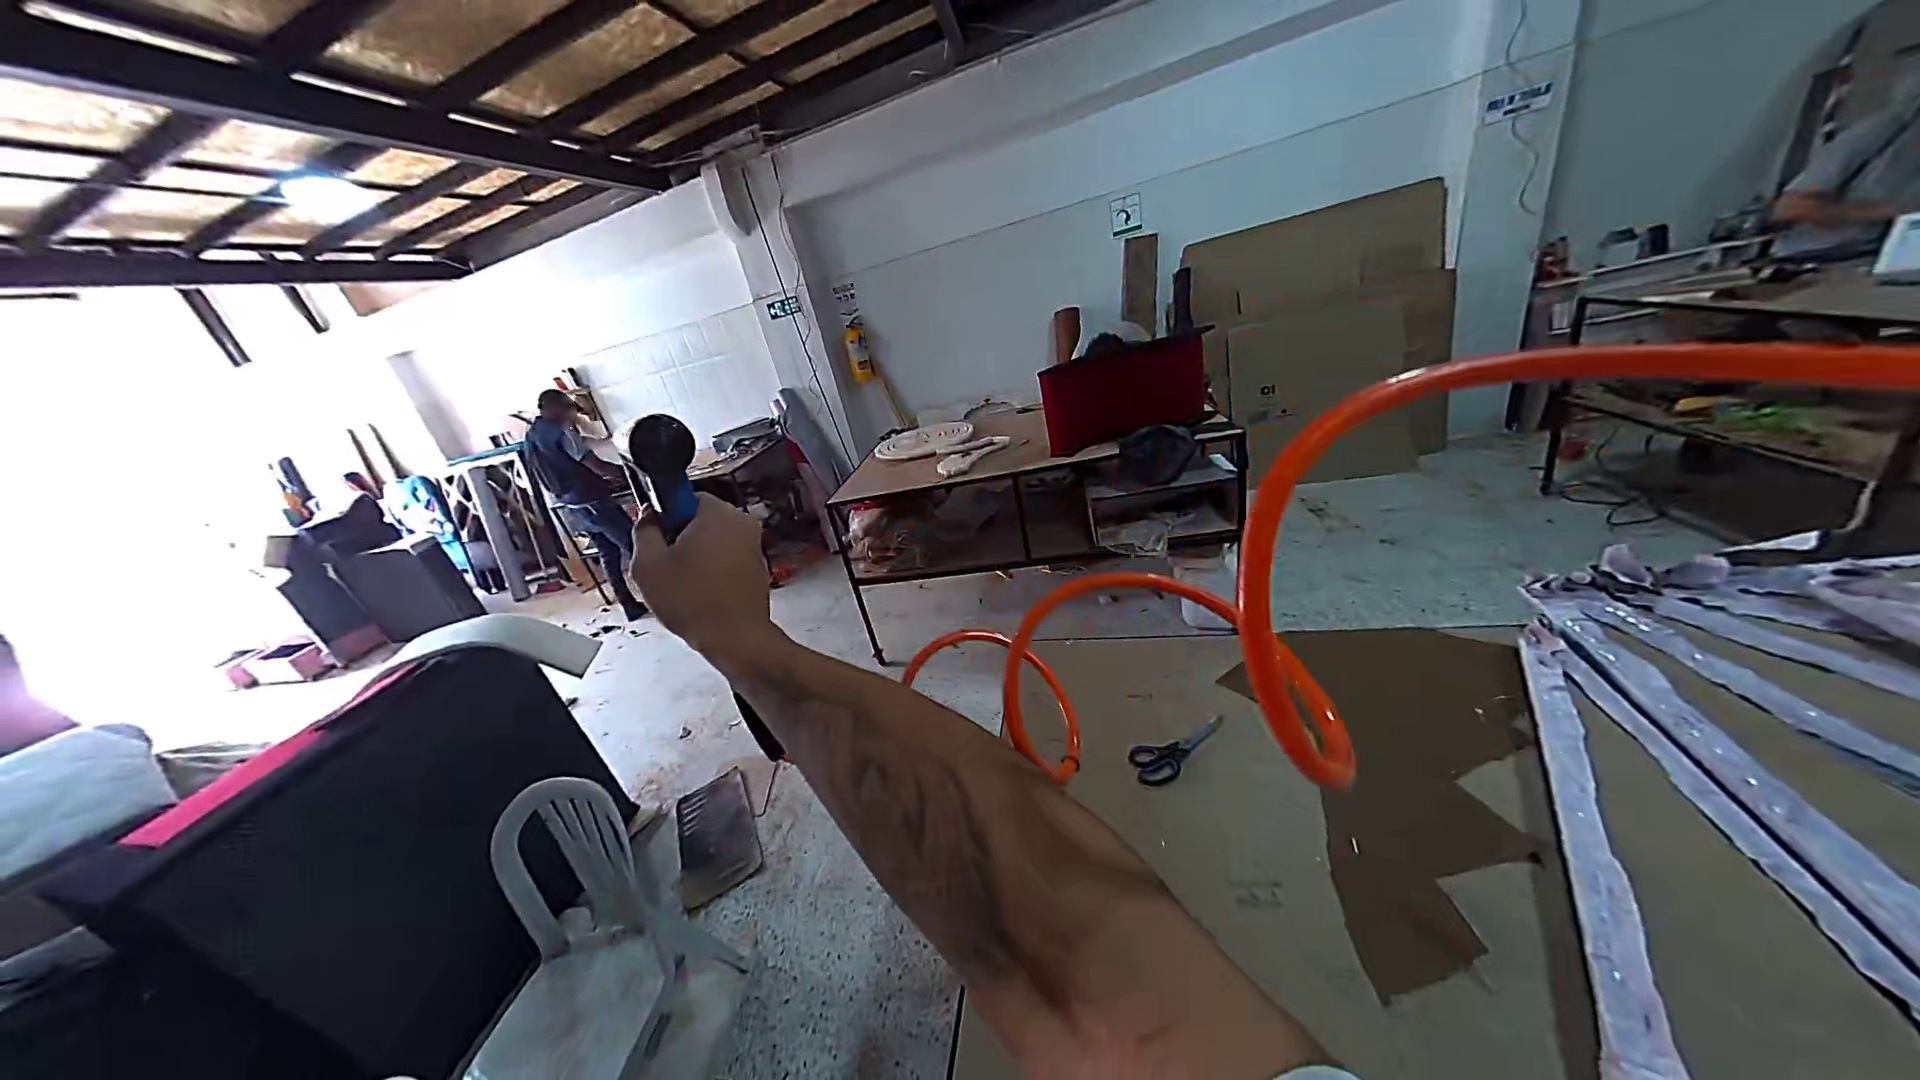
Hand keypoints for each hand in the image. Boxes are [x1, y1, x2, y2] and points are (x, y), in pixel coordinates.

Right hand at [627, 494, 782, 667]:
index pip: (685, 495)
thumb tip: (648, 515)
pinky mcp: (758, 566)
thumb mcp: (648, 564)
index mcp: (719, 512)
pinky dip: (713, 568)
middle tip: (663, 563)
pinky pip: (727, 557)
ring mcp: (754, 544)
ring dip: (695, 554)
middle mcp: (743, 522)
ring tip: (680, 582)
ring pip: (713, 540)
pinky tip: (699, 591)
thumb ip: (644, 531)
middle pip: (700, 518)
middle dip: (679, 536)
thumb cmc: (691, 601)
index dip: (665, 514)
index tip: (654, 535)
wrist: (735, 637)